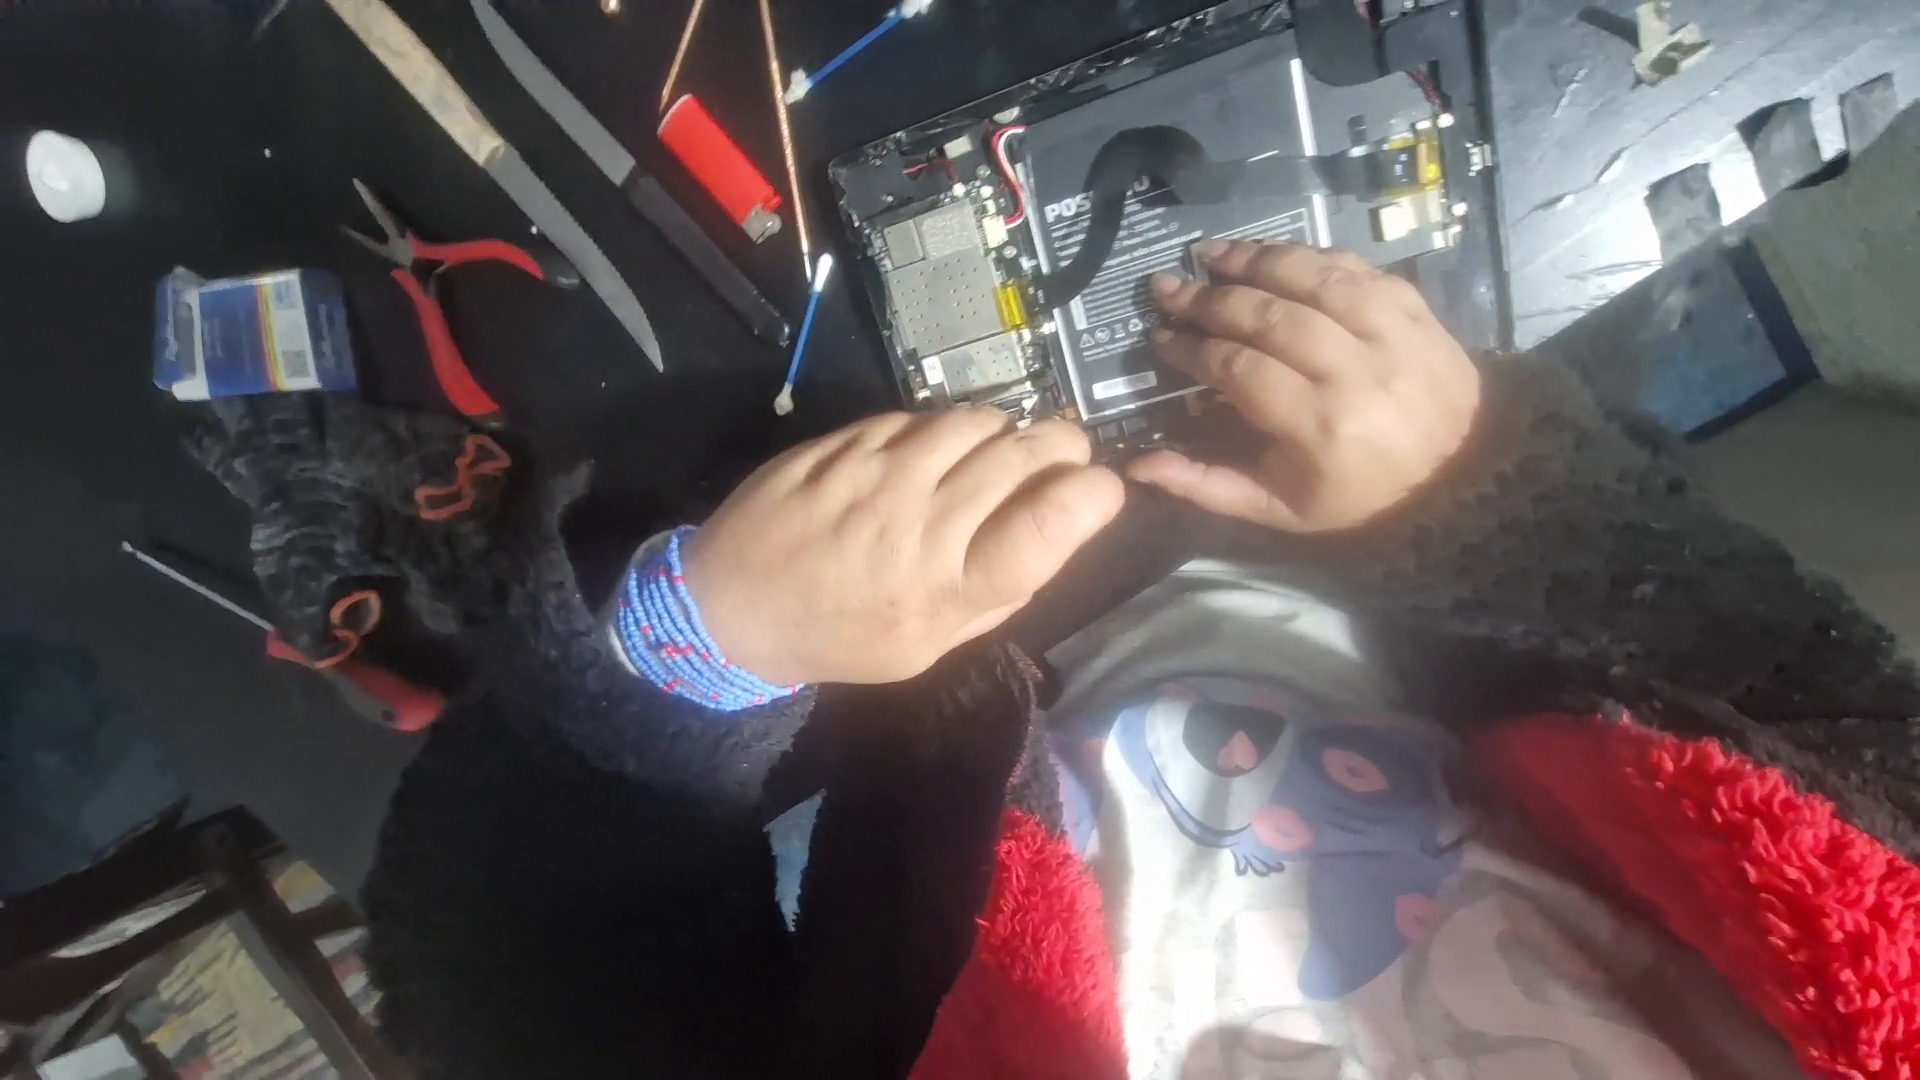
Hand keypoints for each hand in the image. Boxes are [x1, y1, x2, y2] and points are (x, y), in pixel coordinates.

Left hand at [682, 411, 1123, 685]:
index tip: (1101, 489)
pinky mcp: (846, 441)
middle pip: (1024, 455)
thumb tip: (1054, 534)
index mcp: (946, 590)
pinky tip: (939, 447)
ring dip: (1007, 429)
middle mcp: (920, 523)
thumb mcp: (926, 648)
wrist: (732, 604)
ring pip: (977, 419)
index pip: (1045, 527)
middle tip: (1065, 454)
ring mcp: (878, 473)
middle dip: (1064, 445)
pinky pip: (922, 415)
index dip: (1091, 496)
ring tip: (1000, 449)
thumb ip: (993, 596)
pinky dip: (947, 427)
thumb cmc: (839, 636)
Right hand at [1131, 239, 1481, 532]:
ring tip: (1211, 253)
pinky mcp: (1417, 311)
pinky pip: (1356, 268)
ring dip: (1257, 260)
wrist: (1462, 477)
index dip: (1194, 350)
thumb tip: (1137, 466)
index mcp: (1318, 427)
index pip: (1241, 370)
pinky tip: (1273, 253)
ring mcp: (1392, 334)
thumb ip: (1204, 486)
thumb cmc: (1356, 499)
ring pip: (1315, 280)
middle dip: (1210, 299)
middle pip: (1272, 318)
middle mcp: (1356, 372)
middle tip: (1167, 287)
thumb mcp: (1275, 510)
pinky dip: (1309, 256)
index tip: (1159, 337)